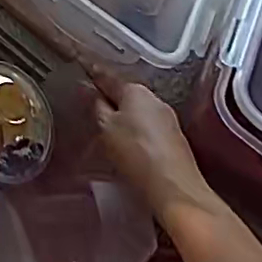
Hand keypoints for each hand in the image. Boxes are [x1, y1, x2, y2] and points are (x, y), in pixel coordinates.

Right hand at [91, 69, 215, 216]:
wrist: (176, 189)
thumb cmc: (135, 153)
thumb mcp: (106, 128)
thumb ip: (98, 107)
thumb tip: (96, 95)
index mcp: (135, 90)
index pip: (109, 78)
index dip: (95, 76)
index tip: (85, 71)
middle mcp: (154, 99)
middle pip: (126, 96)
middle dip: (112, 101)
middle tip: (96, 112)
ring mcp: (168, 119)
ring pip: (139, 113)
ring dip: (127, 119)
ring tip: (113, 134)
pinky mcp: (176, 140)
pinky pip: (150, 129)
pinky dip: (139, 134)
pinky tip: (133, 148)